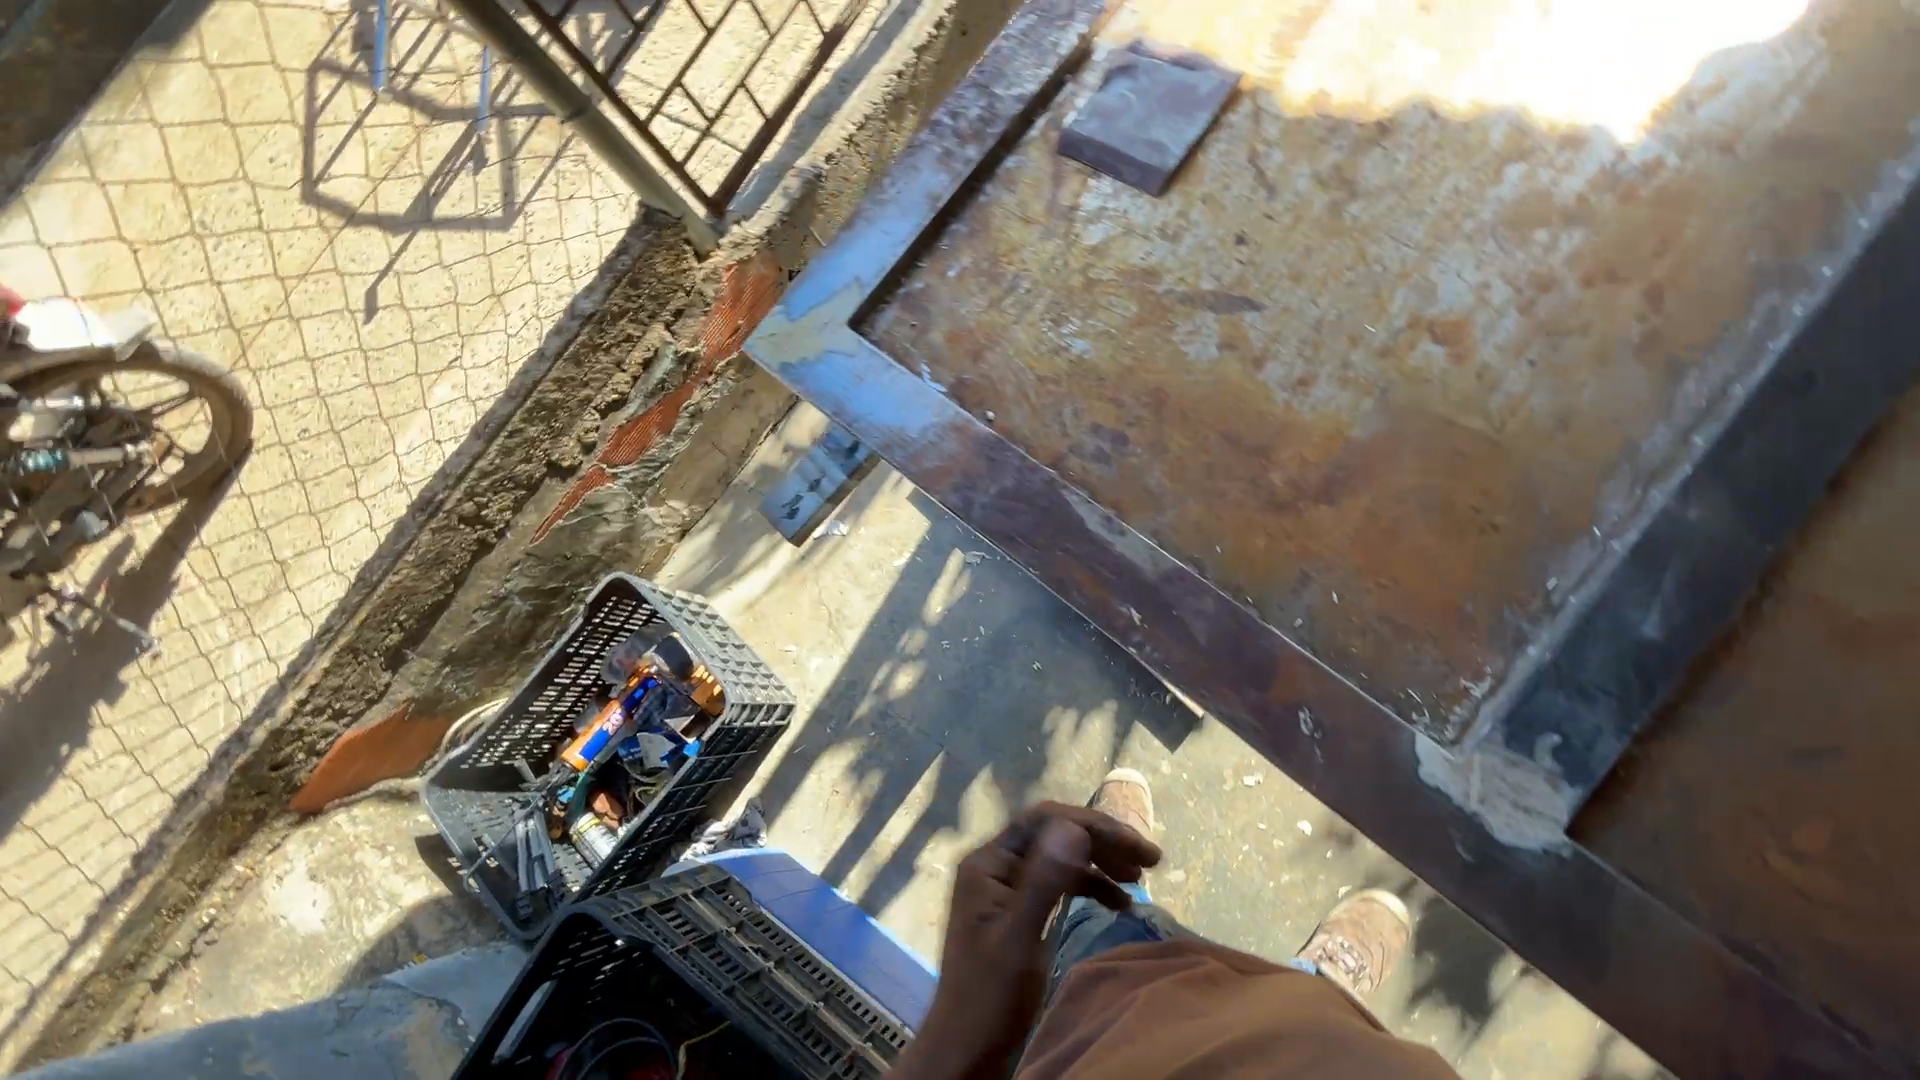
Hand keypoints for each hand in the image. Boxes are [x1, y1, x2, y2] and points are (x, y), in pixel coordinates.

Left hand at [892, 802, 1161, 1079]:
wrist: (966, 1049)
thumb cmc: (990, 995)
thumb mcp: (1020, 936)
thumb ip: (1045, 879)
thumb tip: (1075, 826)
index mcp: (988, 862)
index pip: (1044, 821)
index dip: (1092, 825)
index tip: (1135, 845)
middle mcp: (995, 865)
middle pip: (1054, 834)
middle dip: (1102, 842)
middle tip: (1150, 860)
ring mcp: (1005, 887)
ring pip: (1059, 857)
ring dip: (1100, 863)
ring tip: (1139, 879)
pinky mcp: (1018, 909)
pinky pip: (1058, 883)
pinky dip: (1089, 886)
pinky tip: (1118, 903)